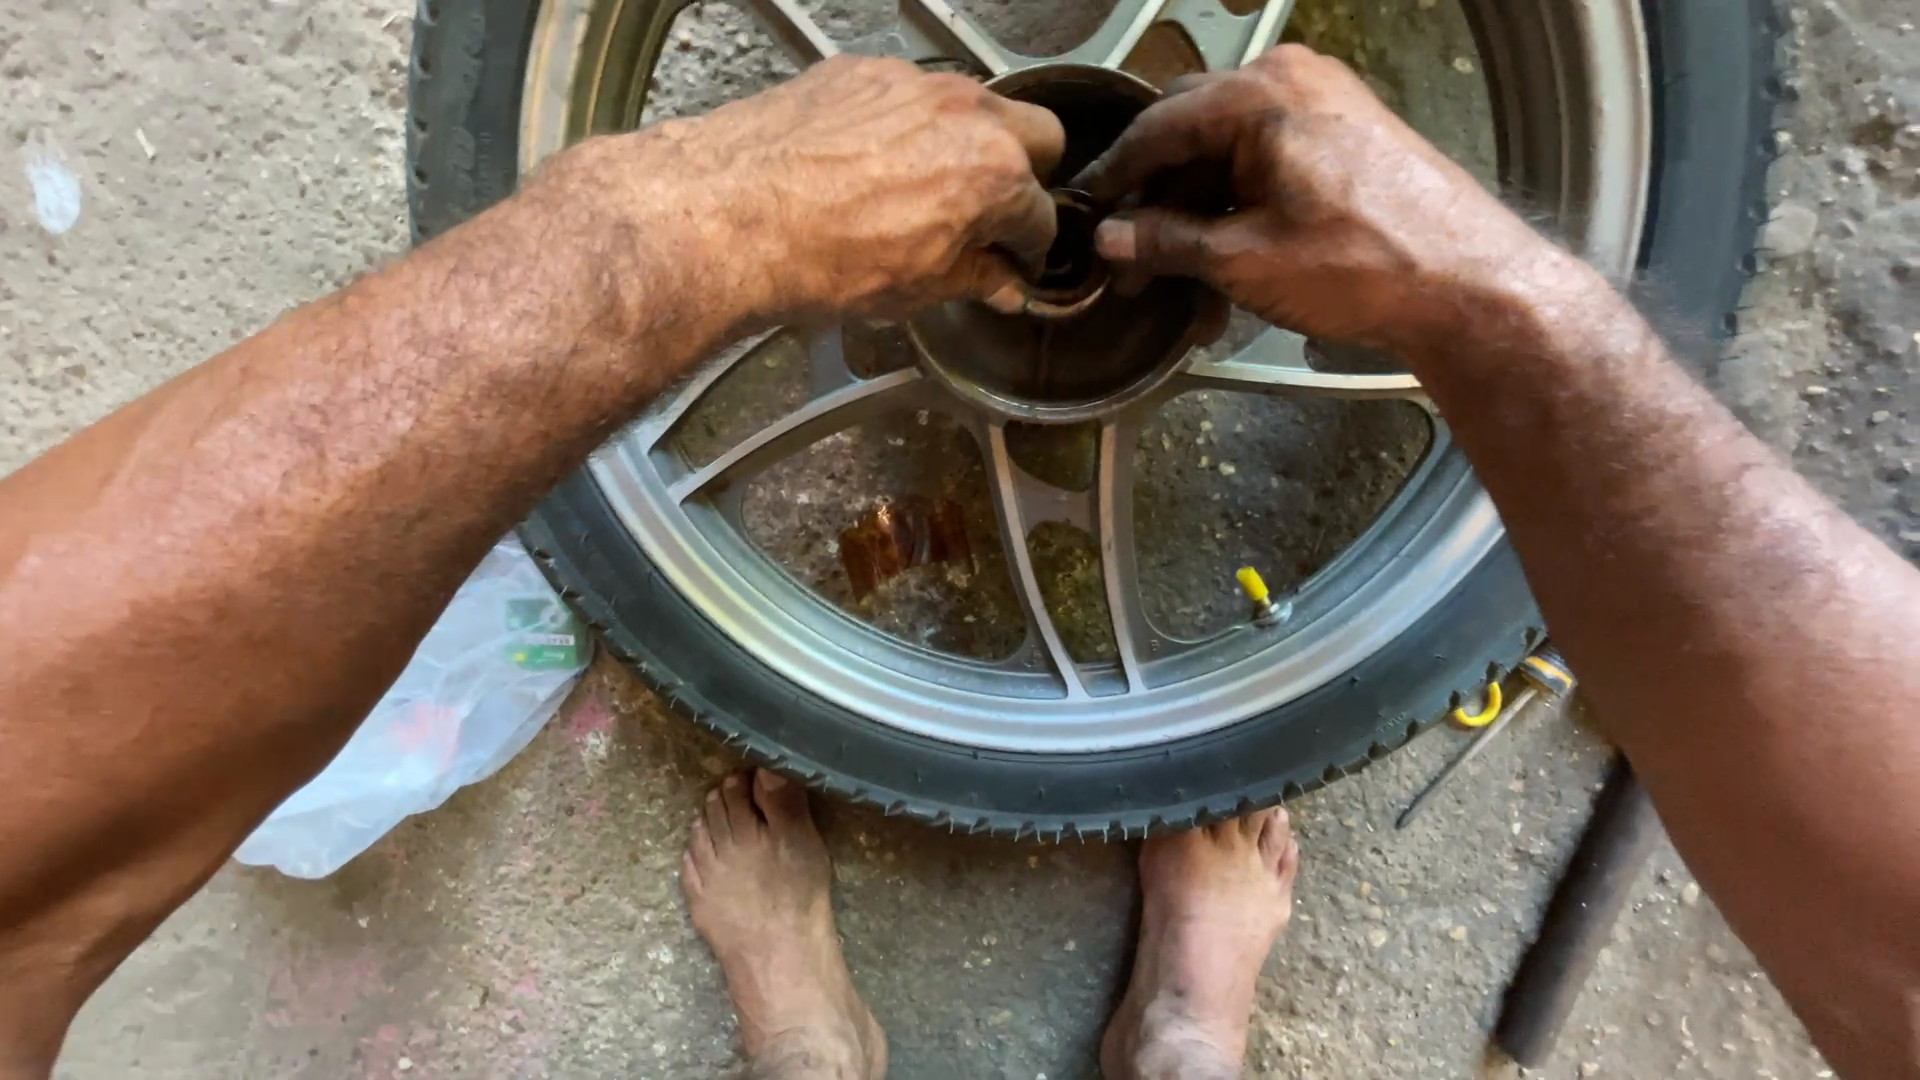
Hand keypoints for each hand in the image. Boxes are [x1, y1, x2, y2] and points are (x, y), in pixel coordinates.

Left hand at [576, 56, 1065, 321]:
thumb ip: (975, 278)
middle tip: (990, 216)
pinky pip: (914, 97)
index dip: (1030, 249)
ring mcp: (916, 84)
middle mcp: (968, 115)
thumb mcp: (919, 289)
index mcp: (995, 177)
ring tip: (928, 192)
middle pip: (1038, 136)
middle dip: (1027, 178)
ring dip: (971, 148)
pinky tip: (877, 166)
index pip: (1041, 217)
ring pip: (976, 108)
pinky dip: (914, 129)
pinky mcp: (867, 72)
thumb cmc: (827, 261)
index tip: (1014, 263)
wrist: (735, 216)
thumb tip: (1003, 283)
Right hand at [1076, 45, 1561, 350]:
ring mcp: (1317, 105)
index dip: (1114, 176)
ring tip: (1166, 270)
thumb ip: (1166, 241)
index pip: (1157, 126)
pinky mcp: (1336, 138)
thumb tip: (1107, 237)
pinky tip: (1214, 256)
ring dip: (1188, 210)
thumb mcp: (1242, 258)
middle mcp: (1287, 81)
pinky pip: (1258, 162)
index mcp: (1259, 95)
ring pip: (1221, 151)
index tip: (1085, 216)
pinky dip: (1228, 206)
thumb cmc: (1354, 263)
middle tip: (1126, 254)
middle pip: (1187, 133)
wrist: (1464, 281)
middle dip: (1151, 196)